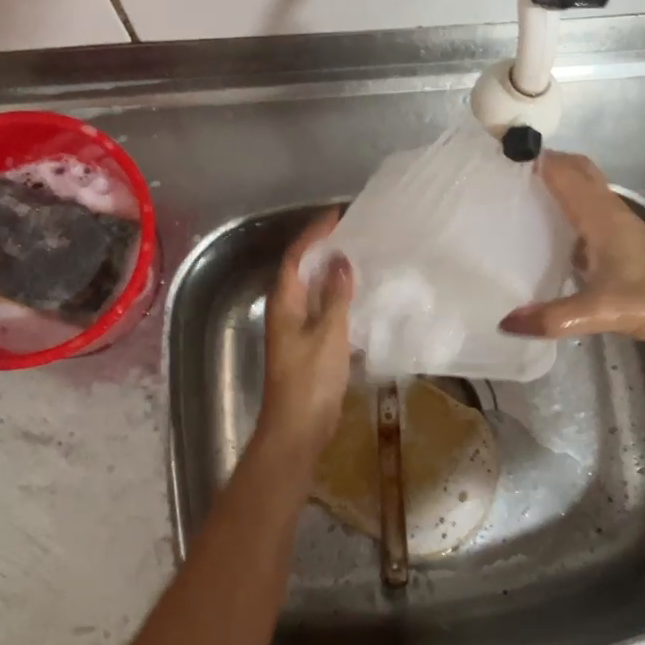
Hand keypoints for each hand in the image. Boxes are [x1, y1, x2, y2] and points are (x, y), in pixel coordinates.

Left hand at [259, 211, 354, 452]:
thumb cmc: (311, 379)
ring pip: (312, 291)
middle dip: (323, 249)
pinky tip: (359, 297)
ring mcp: (295, 330)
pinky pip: (321, 310)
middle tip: (354, 233)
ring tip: (360, 257)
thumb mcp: (328, 333)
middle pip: (301, 271)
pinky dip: (337, 298)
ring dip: (331, 273)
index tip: (338, 216)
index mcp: (284, 303)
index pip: (296, 257)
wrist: (298, 428)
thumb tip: (340, 260)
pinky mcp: (307, 346)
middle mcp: (285, 311)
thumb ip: (335, 295)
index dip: (314, 234)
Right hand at [500, 153, 644, 350]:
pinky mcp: (624, 242)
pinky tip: (550, 232)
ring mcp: (619, 226)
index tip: (496, 152)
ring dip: (557, 182)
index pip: (563, 172)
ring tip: (520, 194)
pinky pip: (589, 211)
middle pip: (577, 170)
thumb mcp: (601, 312)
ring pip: (585, 189)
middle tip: (506, 170)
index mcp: (601, 216)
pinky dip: (568, 207)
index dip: (533, 157)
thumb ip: (553, 318)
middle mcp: (609, 212)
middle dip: (545, 162)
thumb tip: (505, 322)